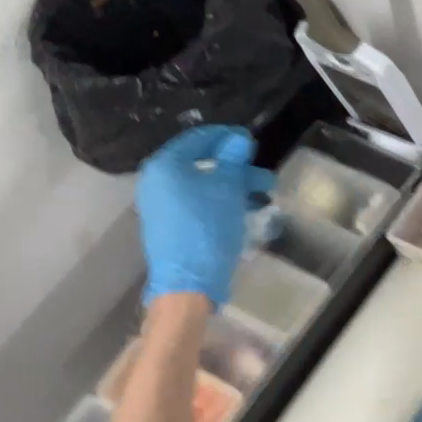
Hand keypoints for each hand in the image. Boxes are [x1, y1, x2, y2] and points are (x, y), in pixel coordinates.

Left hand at [134, 125, 276, 305]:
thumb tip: (239, 139)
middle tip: (264, 177)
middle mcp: (157, 182)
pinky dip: (219, 205)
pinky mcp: (169, 229)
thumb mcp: (227, 189)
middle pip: (201, 166)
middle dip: (236, 170)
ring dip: (232, 190)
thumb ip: (233, 160)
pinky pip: (197, 207)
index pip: (198, 139)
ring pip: (202, 189)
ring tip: (261, 199)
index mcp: (165, 165)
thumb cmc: (207, 229)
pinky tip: (242, 214)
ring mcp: (161, 207)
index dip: (227, 138)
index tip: (251, 142)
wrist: (188, 283)